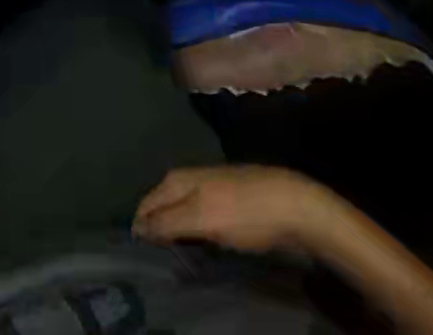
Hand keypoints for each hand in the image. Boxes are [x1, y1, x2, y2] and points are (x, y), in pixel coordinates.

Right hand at [133, 166, 344, 256]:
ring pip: (182, 208)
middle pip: (163, 204)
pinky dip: (196, 228)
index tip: (138, 250)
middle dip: (156, 225)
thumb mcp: (201, 219)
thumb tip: (136, 227)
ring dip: (176, 227)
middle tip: (156, 254)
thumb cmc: (243, 213)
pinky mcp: (231, 200)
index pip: (147, 203)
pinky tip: (203, 239)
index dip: (141, 225)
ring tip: (177, 250)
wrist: (296, 205)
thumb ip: (167, 223)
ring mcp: (211, 187)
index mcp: (176, 179)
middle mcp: (188, 179)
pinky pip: (202, 214)